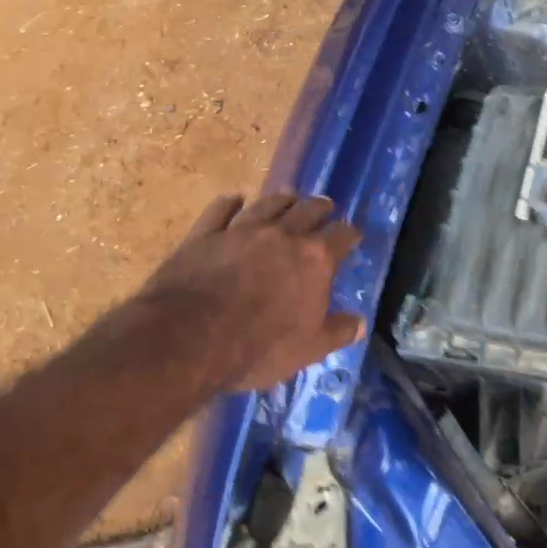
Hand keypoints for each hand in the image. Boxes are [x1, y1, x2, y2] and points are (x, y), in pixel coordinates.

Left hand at [141, 193, 365, 390]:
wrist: (186, 340)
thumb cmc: (258, 347)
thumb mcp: (308, 349)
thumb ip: (337, 333)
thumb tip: (360, 324)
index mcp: (315, 259)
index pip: (341, 236)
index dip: (349, 234)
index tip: (352, 236)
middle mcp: (283, 236)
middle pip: (308, 211)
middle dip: (320, 208)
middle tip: (325, 207)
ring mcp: (241, 232)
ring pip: (268, 204)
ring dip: (281, 200)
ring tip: (288, 198)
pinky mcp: (203, 236)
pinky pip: (219, 211)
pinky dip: (229, 203)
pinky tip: (233, 200)